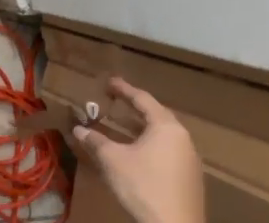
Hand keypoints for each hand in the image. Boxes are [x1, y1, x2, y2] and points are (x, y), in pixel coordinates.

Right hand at [73, 78, 204, 222]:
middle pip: (156, 116)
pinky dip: (149, 145)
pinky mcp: (190, 180)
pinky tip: (136, 152)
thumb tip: (78, 129)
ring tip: (121, 125)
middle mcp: (182, 140)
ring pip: (162, 136)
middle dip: (134, 107)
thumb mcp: (112, 160)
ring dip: (141, 128)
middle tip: (115, 100)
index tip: (108, 82)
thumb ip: (95, 141)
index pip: (143, 99)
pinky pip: (167, 151)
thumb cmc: (144, 185)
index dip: (123, 89)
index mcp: (166, 128)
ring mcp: (190, 161)